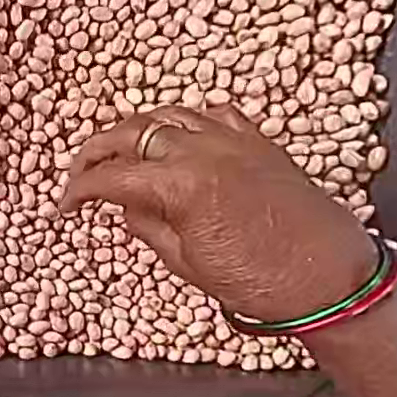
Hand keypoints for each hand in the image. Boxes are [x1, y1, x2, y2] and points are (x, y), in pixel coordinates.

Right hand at [59, 106, 377, 322]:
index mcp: (180, 185)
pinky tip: (173, 137)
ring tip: (118, 152)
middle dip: (95, 153)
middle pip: (130, 133)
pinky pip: (211, 115)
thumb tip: (124, 206)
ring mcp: (234, 141)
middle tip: (80, 174)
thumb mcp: (183, 260)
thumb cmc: (259, 279)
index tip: (66, 204)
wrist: (329, 280)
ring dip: (133, 131)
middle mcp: (204, 151)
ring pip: (166, 115)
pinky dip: (183, 122)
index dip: (79, 191)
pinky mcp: (257, 143)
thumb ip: (145, 225)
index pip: (111, 177)